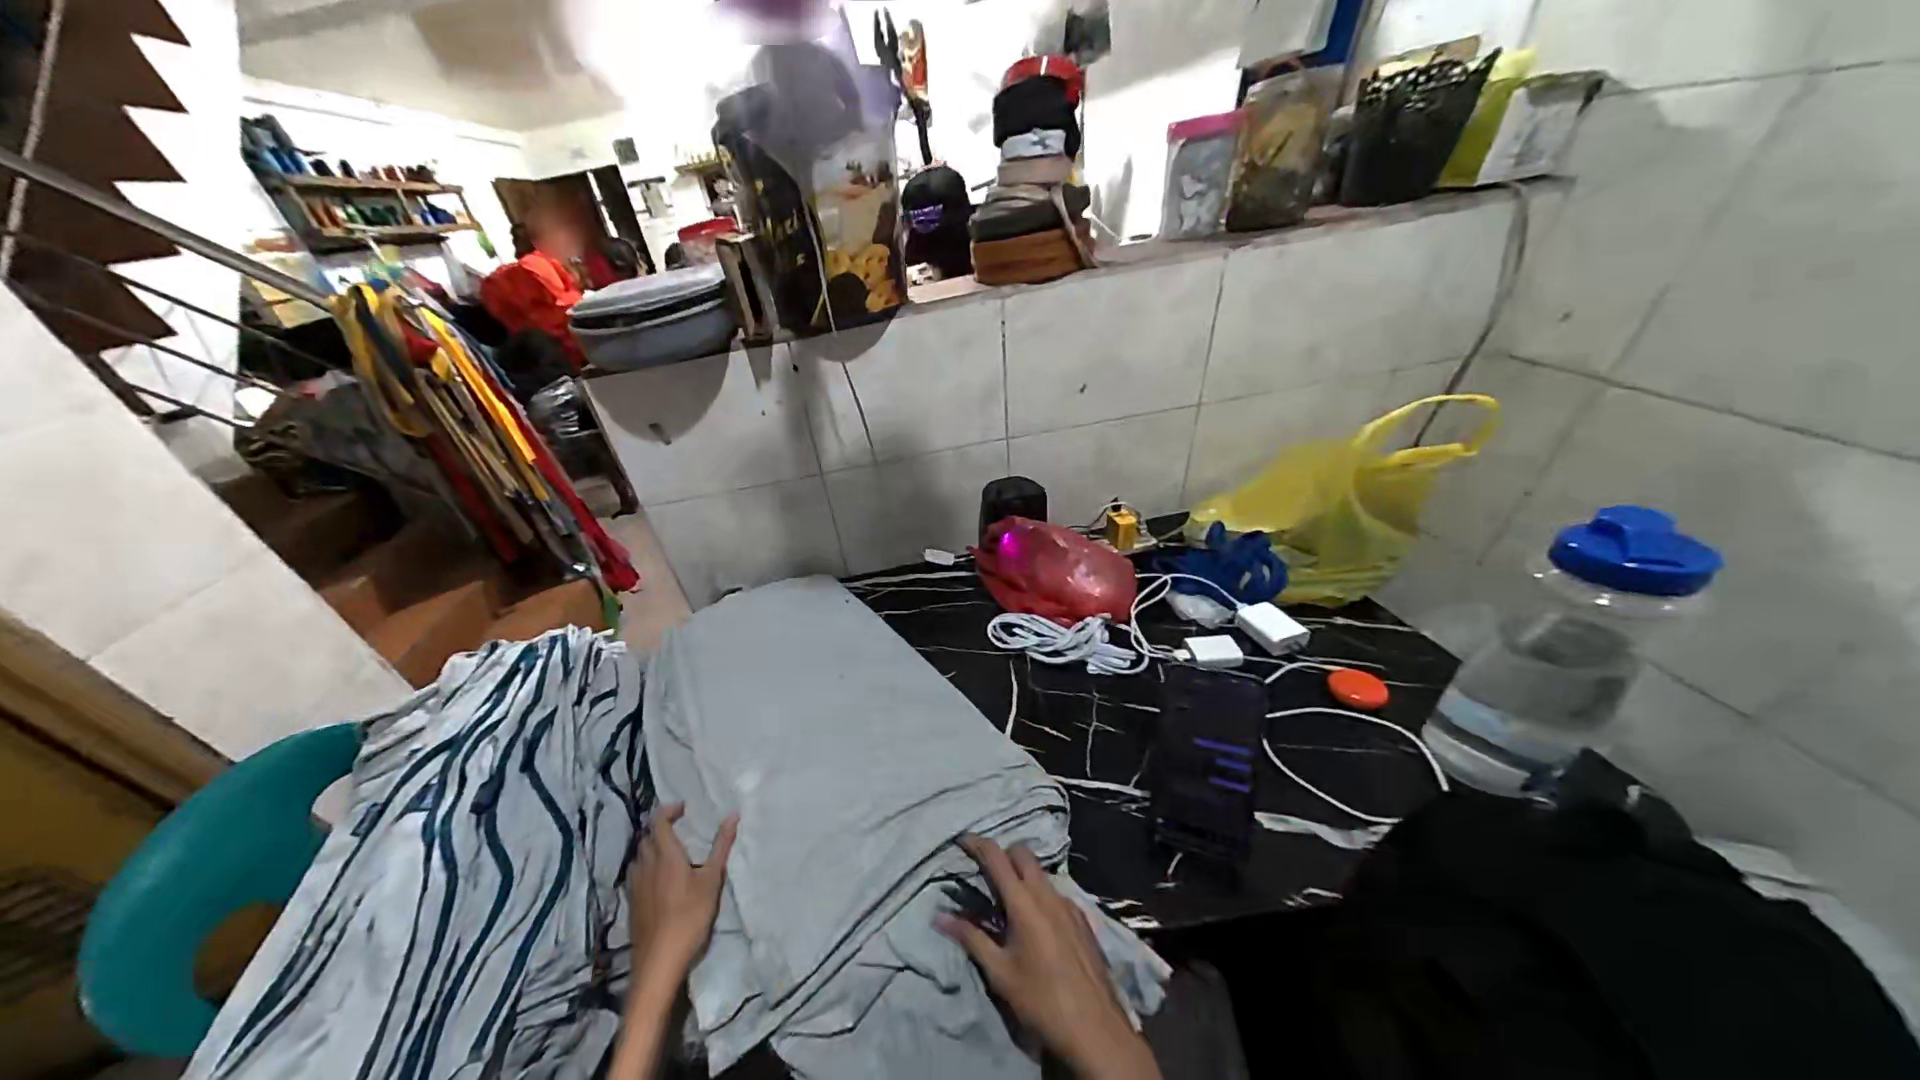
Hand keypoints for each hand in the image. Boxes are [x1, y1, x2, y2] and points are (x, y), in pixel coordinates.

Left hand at [630, 803, 737, 989]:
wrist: (658, 962)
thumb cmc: (689, 916)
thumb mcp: (712, 880)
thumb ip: (721, 846)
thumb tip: (732, 815)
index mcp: (664, 855)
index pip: (658, 821)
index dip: (669, 810)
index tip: (685, 809)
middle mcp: (645, 865)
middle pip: (647, 837)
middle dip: (662, 828)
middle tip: (682, 829)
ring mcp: (635, 885)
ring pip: (640, 855)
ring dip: (653, 847)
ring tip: (672, 852)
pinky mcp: (631, 903)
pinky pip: (636, 873)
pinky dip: (647, 866)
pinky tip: (660, 880)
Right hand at [937, 835, 1161, 1079]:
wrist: (1095, 1028)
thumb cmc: (1040, 1000)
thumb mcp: (999, 972)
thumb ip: (971, 938)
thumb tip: (940, 917)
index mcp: (1024, 903)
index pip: (997, 857)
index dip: (977, 843)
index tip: (961, 840)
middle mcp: (1048, 895)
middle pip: (1023, 854)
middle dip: (1002, 854)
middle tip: (984, 872)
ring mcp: (1069, 905)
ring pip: (1041, 873)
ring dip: (1021, 874)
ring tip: (1006, 900)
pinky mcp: (1082, 919)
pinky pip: (1056, 893)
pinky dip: (1039, 894)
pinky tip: (1035, 922)